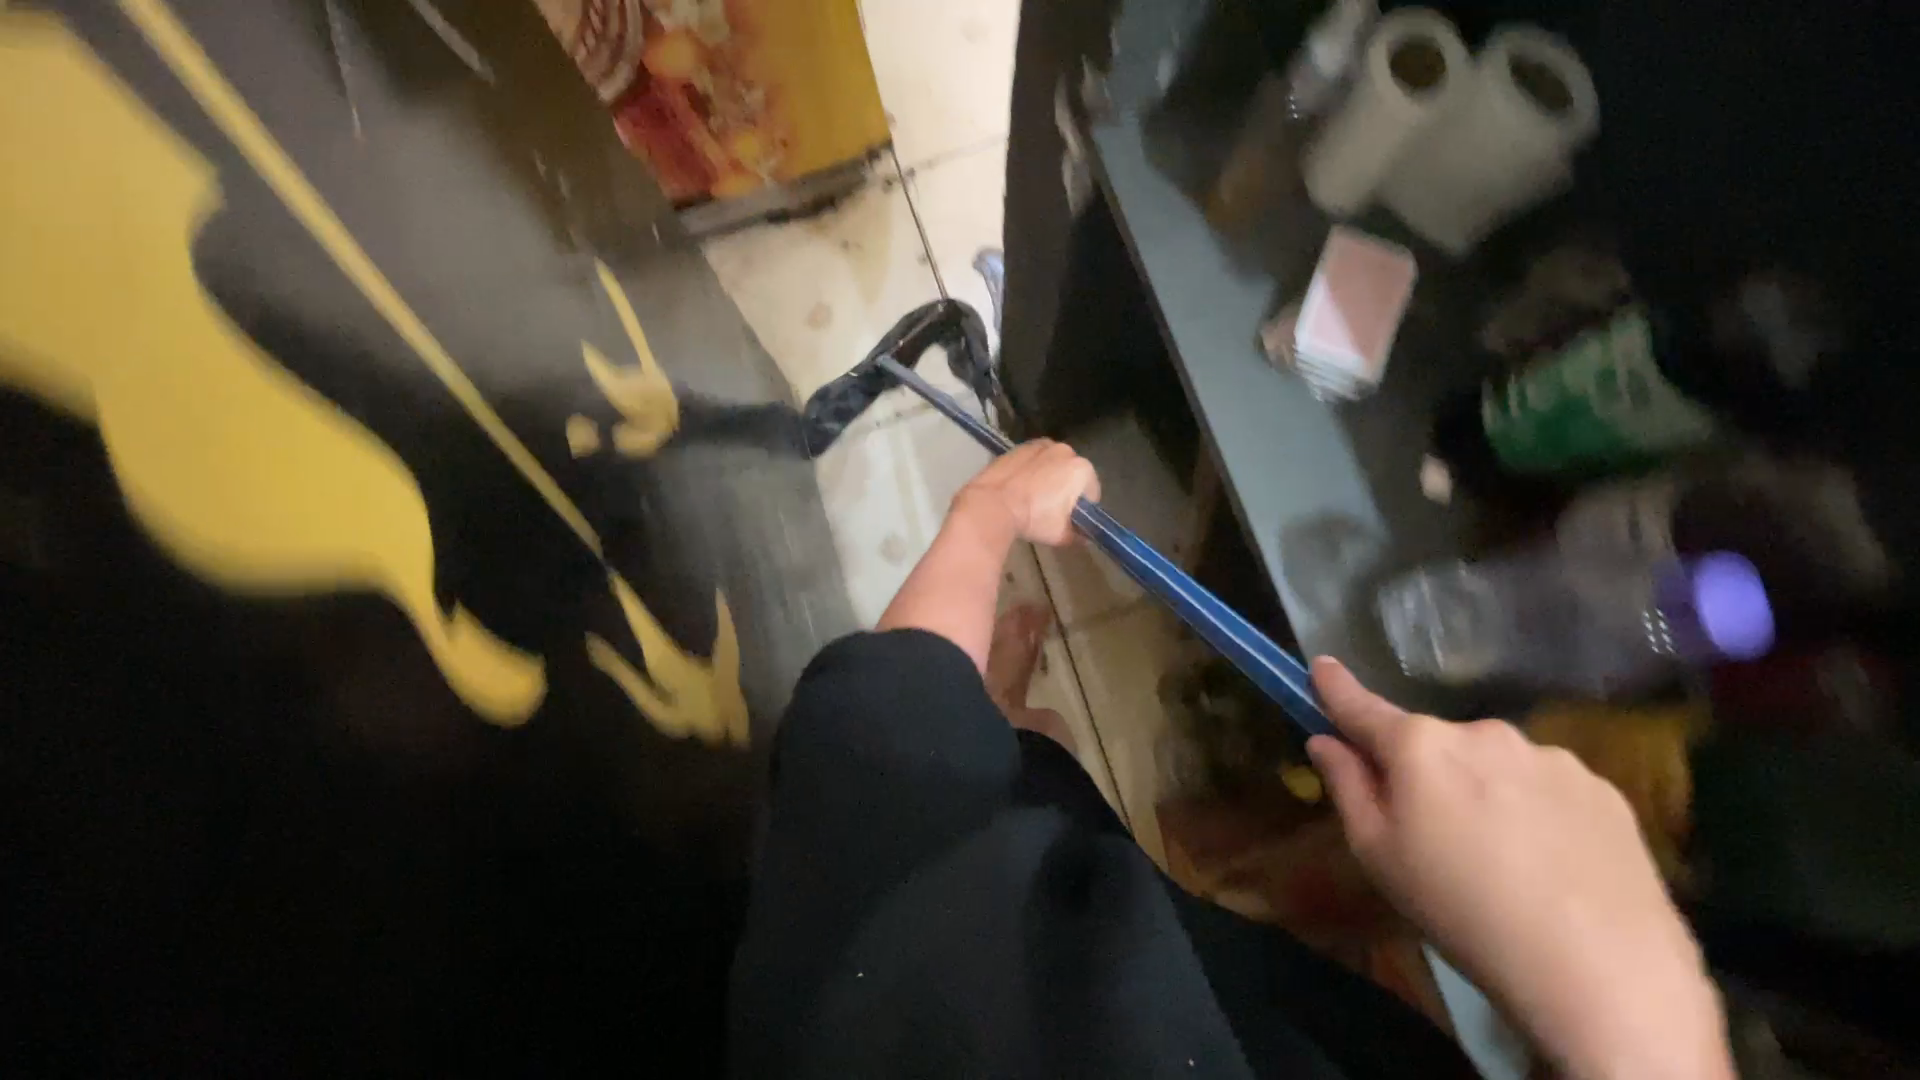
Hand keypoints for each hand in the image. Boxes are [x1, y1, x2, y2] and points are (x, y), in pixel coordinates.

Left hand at [952, 439, 1098, 546]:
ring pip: (1050, 465)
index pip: (1091, 492)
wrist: (991, 504)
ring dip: (1047, 477)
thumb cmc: (1033, 519)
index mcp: (1081, 469)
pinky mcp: (1017, 447)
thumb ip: (1078, 534)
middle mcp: (1064, 450)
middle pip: (1071, 474)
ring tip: (1032, 499)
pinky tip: (1018, 489)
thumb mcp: (1062, 535)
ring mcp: (1038, 446)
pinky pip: (1031, 461)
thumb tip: (1083, 536)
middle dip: (1065, 489)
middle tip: (1051, 510)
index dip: (1083, 509)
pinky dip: (1029, 471)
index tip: (1071, 520)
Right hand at [1306, 658, 1732, 1079]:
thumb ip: (1346, 786)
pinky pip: (1544, 785)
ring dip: (1481, 789)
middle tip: (1429, 831)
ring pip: (1491, 763)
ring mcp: (1547, 756)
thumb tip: (1325, 741)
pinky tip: (1546, 861)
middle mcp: (1481, 732)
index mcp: (1418, 745)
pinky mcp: (1601, 787)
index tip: (1322, 666)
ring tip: (1499, 857)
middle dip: (1422, 770)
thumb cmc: (1459, 908)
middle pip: (1432, 742)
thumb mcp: (1377, 854)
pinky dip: (1532, 808)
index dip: (1335, 687)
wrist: (1602, 970)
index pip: (1361, 706)